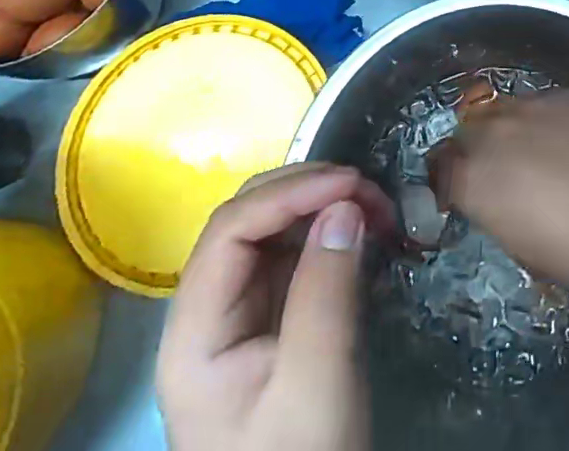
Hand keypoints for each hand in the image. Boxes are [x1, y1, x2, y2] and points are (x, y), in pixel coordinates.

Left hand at [157, 163, 394, 450]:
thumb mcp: (317, 387)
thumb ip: (326, 292)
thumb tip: (345, 206)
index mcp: (195, 331)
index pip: (230, 230)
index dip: (288, 193)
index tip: (351, 182)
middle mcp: (206, 312)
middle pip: (245, 222)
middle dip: (306, 193)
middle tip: (368, 192)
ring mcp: (237, 315)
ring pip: (270, 234)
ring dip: (320, 209)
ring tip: (373, 208)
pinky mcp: (267, 322)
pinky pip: (291, 259)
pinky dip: (326, 236)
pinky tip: (358, 234)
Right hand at [435, 90, 568, 291]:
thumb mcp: (527, 250)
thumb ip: (497, 215)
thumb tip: (496, 201)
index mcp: (473, 178)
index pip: (439, 170)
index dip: (447, 184)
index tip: (460, 197)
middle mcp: (491, 132)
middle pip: (464, 133)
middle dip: (472, 153)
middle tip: (497, 176)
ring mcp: (528, 106)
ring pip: (499, 112)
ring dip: (504, 132)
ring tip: (533, 155)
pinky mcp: (564, 94)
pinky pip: (538, 106)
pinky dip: (541, 122)